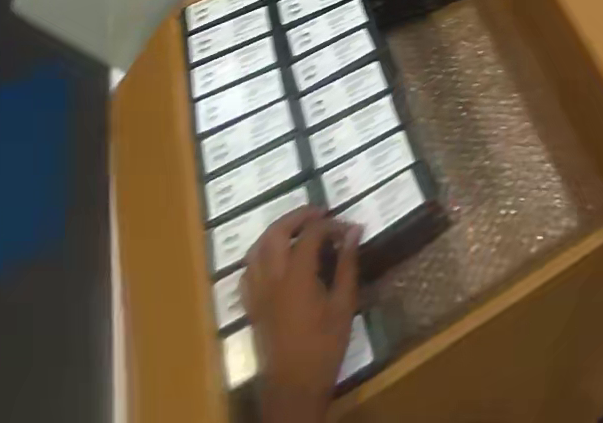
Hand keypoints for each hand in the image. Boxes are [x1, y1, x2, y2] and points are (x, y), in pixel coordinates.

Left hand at [243, 207, 360, 422]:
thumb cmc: (324, 348)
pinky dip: (261, 254)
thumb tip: (353, 230)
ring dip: (277, 230)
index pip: (311, 234)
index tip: (347, 228)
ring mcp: (257, 289)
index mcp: (296, 274)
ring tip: (296, 229)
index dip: (330, 225)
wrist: (293, 389)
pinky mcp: (250, 303)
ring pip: (259, 245)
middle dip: (299, 216)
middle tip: (319, 213)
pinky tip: (273, 258)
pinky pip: (248, 268)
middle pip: (278, 231)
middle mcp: (271, 275)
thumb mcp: (344, 305)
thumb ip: (347, 264)